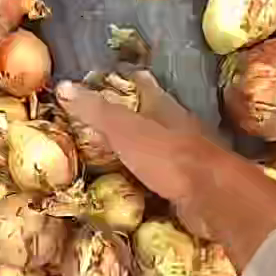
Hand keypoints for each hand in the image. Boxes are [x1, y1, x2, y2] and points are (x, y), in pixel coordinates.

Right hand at [56, 72, 275, 268]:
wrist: (212, 197)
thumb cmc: (169, 157)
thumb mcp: (125, 131)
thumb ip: (97, 112)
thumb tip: (63, 86)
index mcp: (165, 109)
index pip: (145, 87)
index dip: (130, 81)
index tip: (115, 78)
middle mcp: (179, 129)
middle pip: (156, 117)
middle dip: (138, 115)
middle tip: (112, 120)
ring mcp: (187, 159)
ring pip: (162, 147)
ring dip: (145, 149)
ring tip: (121, 155)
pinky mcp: (189, 187)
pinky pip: (165, 178)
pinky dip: (151, 179)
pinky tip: (139, 187)